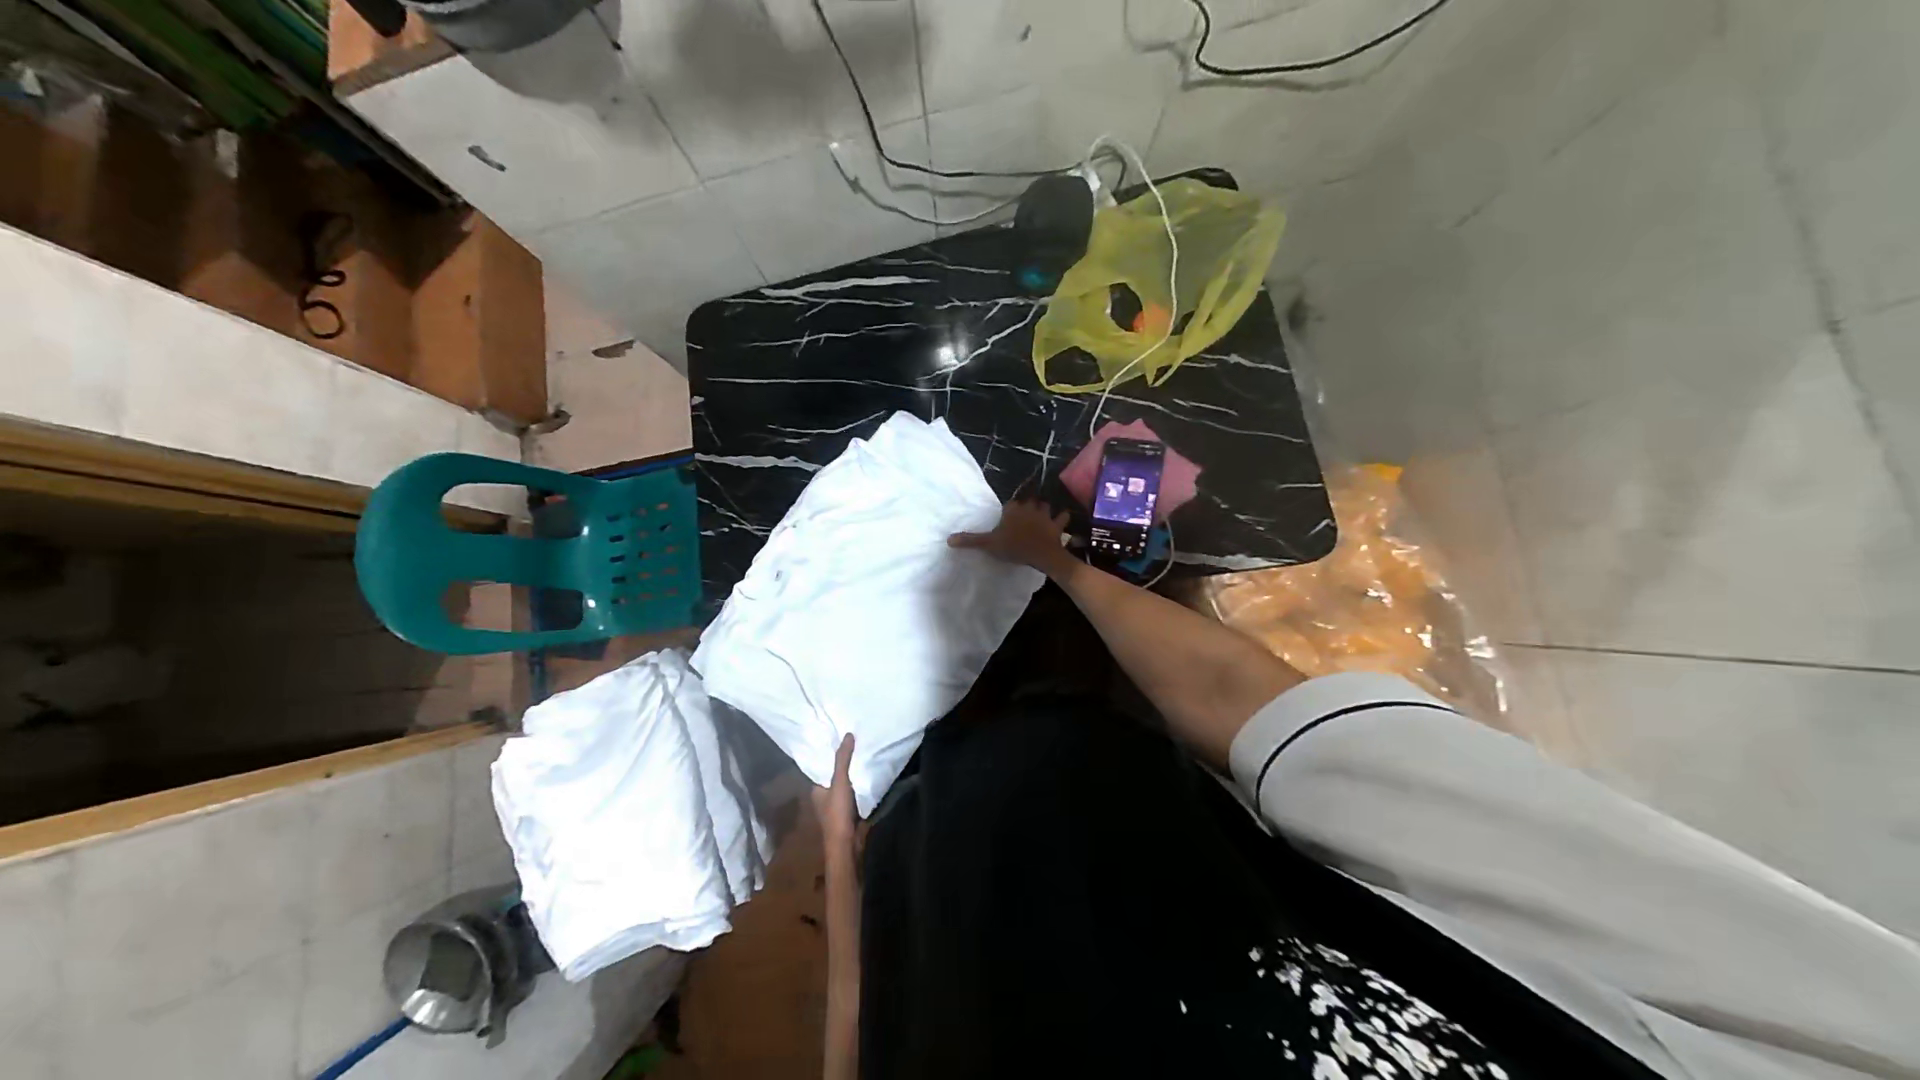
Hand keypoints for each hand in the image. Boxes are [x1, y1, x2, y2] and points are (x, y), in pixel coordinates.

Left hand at [811, 733, 857, 855]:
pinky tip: (873, 774)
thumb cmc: (836, 813)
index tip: (843, 738)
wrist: (847, 844)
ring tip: (869, 754)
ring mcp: (839, 805)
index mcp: (816, 789)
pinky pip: (858, 793)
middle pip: (836, 775)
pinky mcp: (852, 811)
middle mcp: (825, 797)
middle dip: (846, 763)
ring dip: (856, 774)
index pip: (822, 767)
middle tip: (860, 743)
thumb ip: (843, 759)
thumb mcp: (839, 782)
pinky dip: (863, 785)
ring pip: (848, 784)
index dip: (831, 754)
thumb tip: (847, 734)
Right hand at [948, 498, 1076, 577]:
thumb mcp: (989, 544)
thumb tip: (948, 539)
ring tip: (1040, 516)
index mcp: (1012, 509)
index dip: (1009, 509)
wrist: (1041, 554)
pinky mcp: (1056, 524)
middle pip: (1028, 501)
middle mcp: (1028, 507)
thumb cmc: (1014, 547)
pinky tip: (1060, 520)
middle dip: (1027, 506)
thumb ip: (970, 540)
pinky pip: (1062, 517)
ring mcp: (1044, 515)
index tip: (1007, 516)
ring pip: (1044, 506)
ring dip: (1043, 509)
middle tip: (1023, 515)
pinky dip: (1061, 518)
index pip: (1010, 503)